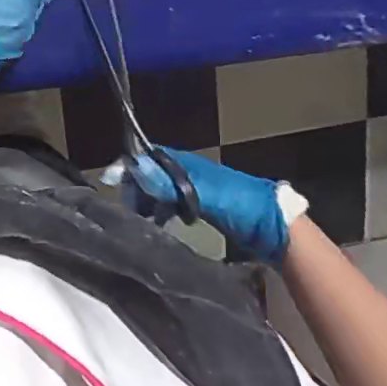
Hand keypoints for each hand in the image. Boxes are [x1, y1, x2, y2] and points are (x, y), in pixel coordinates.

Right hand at [125, 147, 297, 263]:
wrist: (273, 229)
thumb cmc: (240, 206)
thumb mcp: (203, 193)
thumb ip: (169, 182)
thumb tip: (134, 168)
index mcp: (189, 164)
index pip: (150, 155)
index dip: (131, 166)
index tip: (113, 183)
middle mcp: (189, 172)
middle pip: (152, 173)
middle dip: (135, 187)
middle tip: (125, 208)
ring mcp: (195, 190)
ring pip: (159, 190)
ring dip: (145, 201)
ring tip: (137, 219)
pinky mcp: (200, 207)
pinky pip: (169, 204)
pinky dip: (159, 212)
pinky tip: (156, 224)